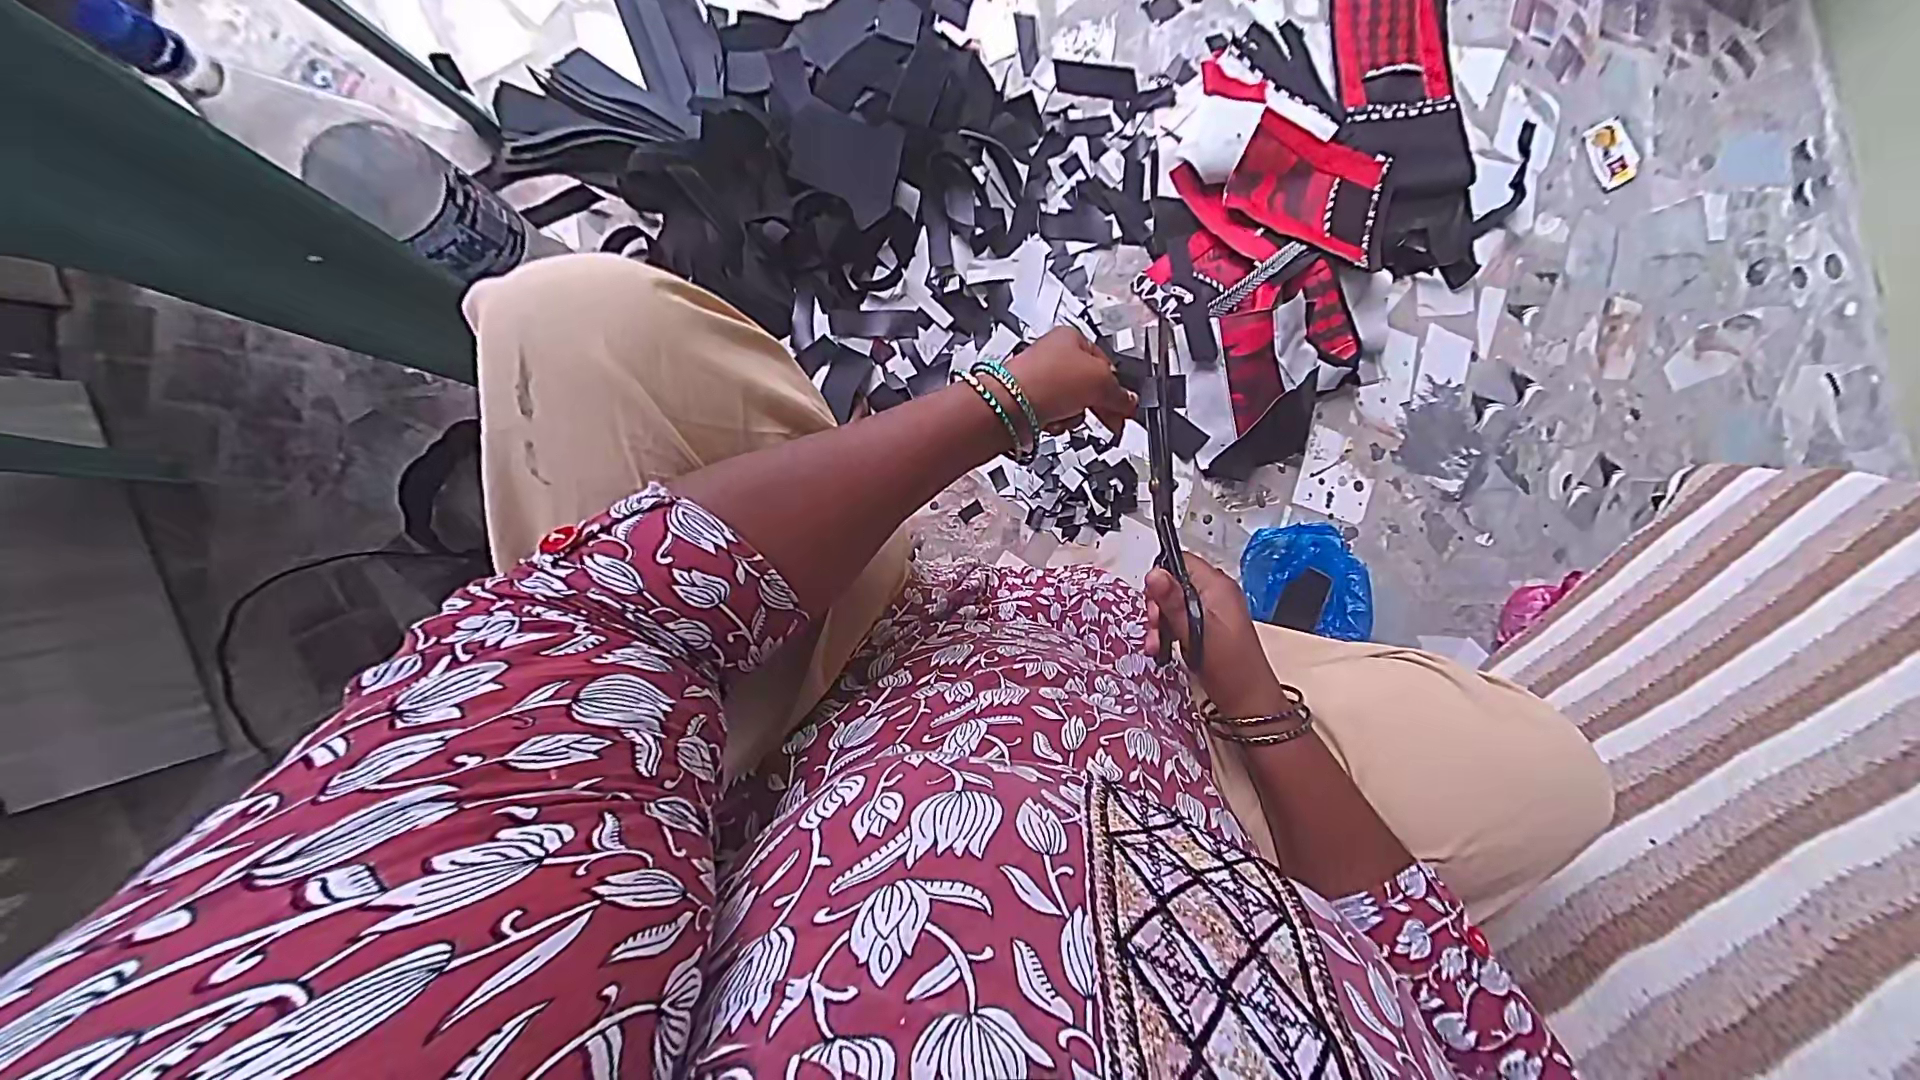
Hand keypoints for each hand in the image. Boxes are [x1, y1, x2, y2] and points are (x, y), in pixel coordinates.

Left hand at [1004, 327, 1137, 436]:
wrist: (1011, 405)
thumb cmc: (1047, 379)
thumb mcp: (1101, 382)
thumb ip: (1120, 394)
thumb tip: (1130, 403)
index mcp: (1072, 337)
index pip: (1106, 364)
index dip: (1117, 387)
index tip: (1125, 407)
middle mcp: (1052, 355)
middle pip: (1087, 385)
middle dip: (1096, 404)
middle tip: (1108, 420)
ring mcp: (1038, 379)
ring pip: (1070, 403)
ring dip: (1074, 415)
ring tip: (1069, 416)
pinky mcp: (1026, 402)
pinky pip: (1052, 415)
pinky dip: (1056, 422)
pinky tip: (1053, 423)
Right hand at [1144, 554, 1291, 718]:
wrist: (1247, 703)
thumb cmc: (1229, 667)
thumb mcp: (1194, 631)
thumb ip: (1172, 601)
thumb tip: (1154, 573)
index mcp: (1216, 586)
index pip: (1179, 561)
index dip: (1160, 577)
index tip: (1153, 602)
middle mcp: (1214, 593)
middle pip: (1172, 583)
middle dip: (1157, 605)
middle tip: (1156, 627)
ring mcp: (1211, 610)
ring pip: (1172, 603)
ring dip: (1159, 622)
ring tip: (1158, 644)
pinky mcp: (1206, 626)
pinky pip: (1179, 619)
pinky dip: (1167, 631)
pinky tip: (1163, 647)